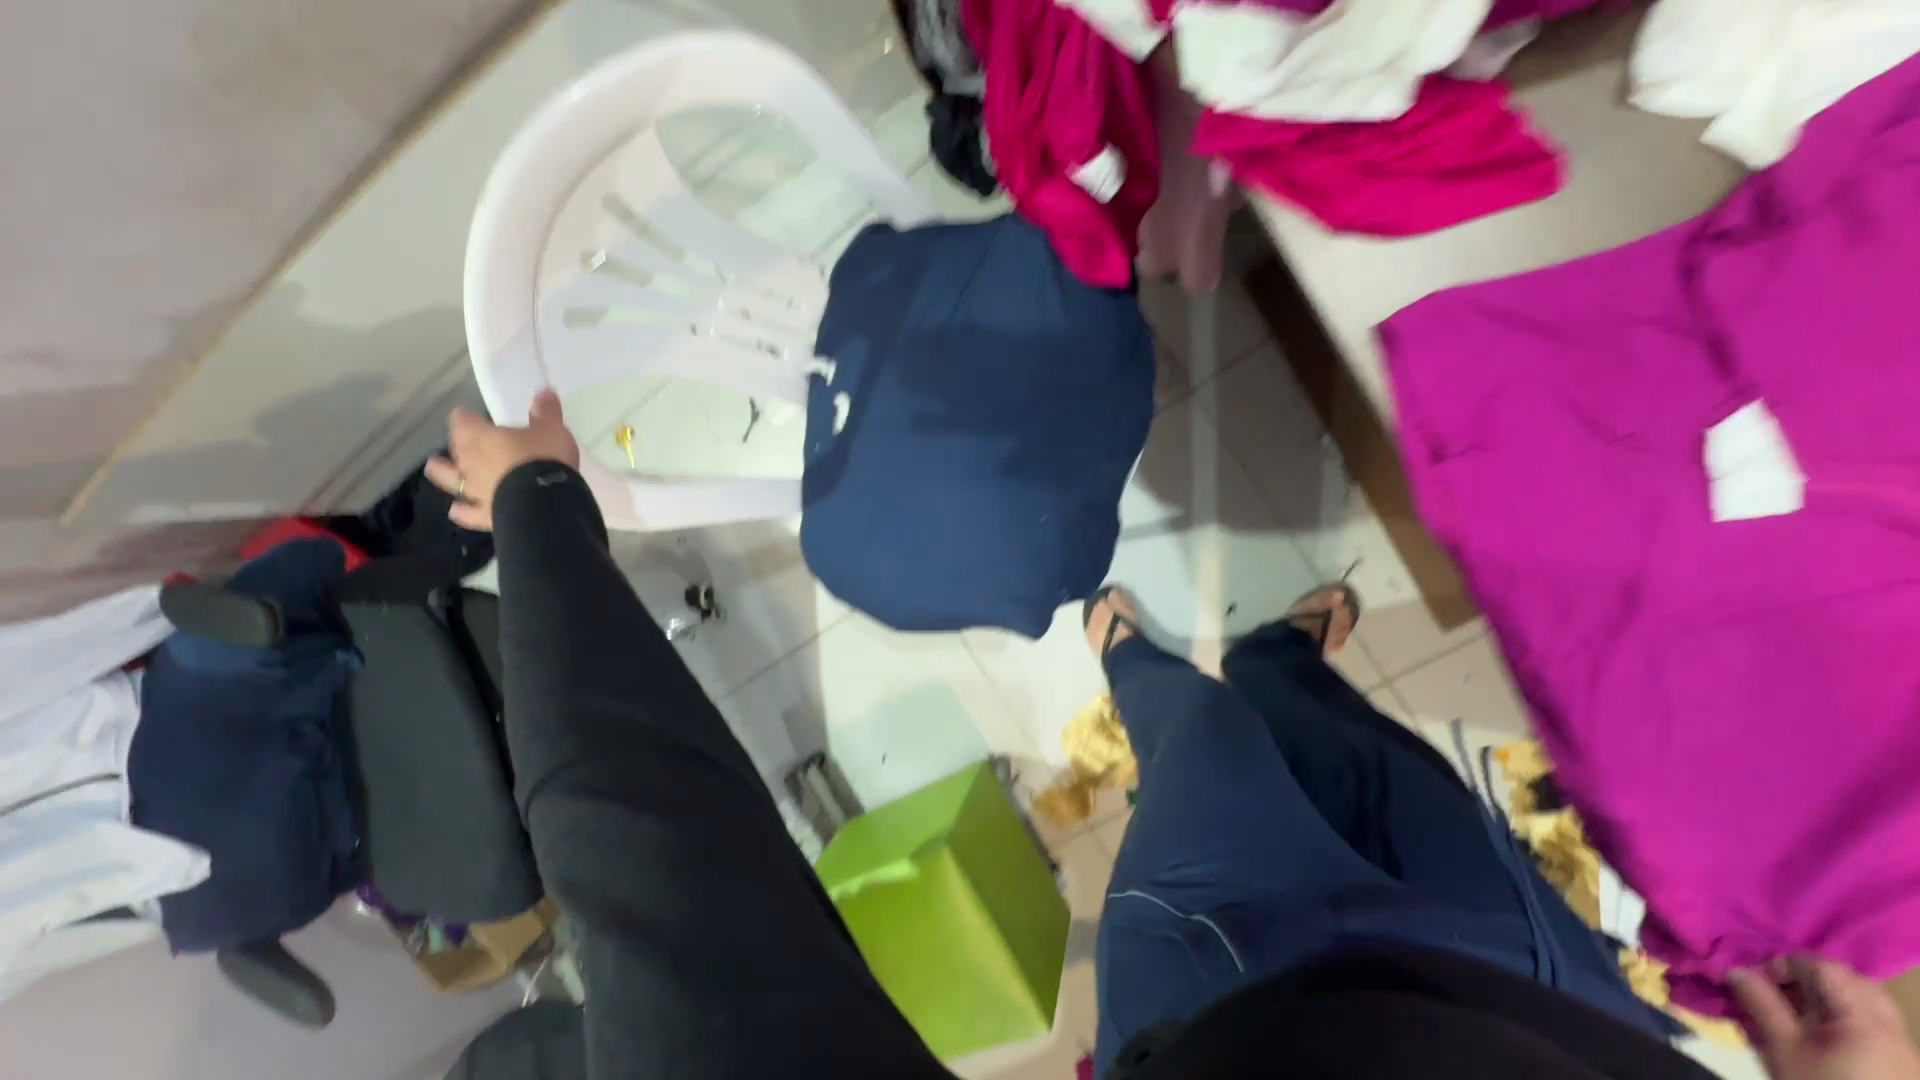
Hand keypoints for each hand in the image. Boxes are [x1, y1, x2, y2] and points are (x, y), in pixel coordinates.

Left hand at [424, 388, 579, 530]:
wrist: (544, 503)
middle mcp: (470, 462)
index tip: (469, 415)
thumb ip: (546, 411)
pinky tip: (458, 510)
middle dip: (456, 443)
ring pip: (449, 479)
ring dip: (443, 472)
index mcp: (481, 436)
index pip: (463, 420)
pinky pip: (466, 513)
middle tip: (459, 441)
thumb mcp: (552, 429)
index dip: (465, 417)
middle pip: (454, 448)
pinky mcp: (484, 516)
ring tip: (437, 468)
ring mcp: (474, 491)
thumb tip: (544, 391)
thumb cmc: (543, 459)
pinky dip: (461, 511)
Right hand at [1732, 955, 1919, 1079]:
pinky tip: (1823, 1030)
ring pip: (1868, 1000)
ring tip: (1800, 1009)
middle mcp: (1892, 1027)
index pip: (1826, 968)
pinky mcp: (1903, 1062)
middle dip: (1814, 977)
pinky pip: (1876, 1021)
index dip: (1788, 964)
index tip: (1762, 980)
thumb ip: (1762, 1004)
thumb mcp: (1784, 1049)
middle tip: (1783, 990)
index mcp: (1865, 1021)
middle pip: (1855, 980)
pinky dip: (1846, 1014)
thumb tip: (1736, 969)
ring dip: (1831, 995)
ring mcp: (1903, 1046)